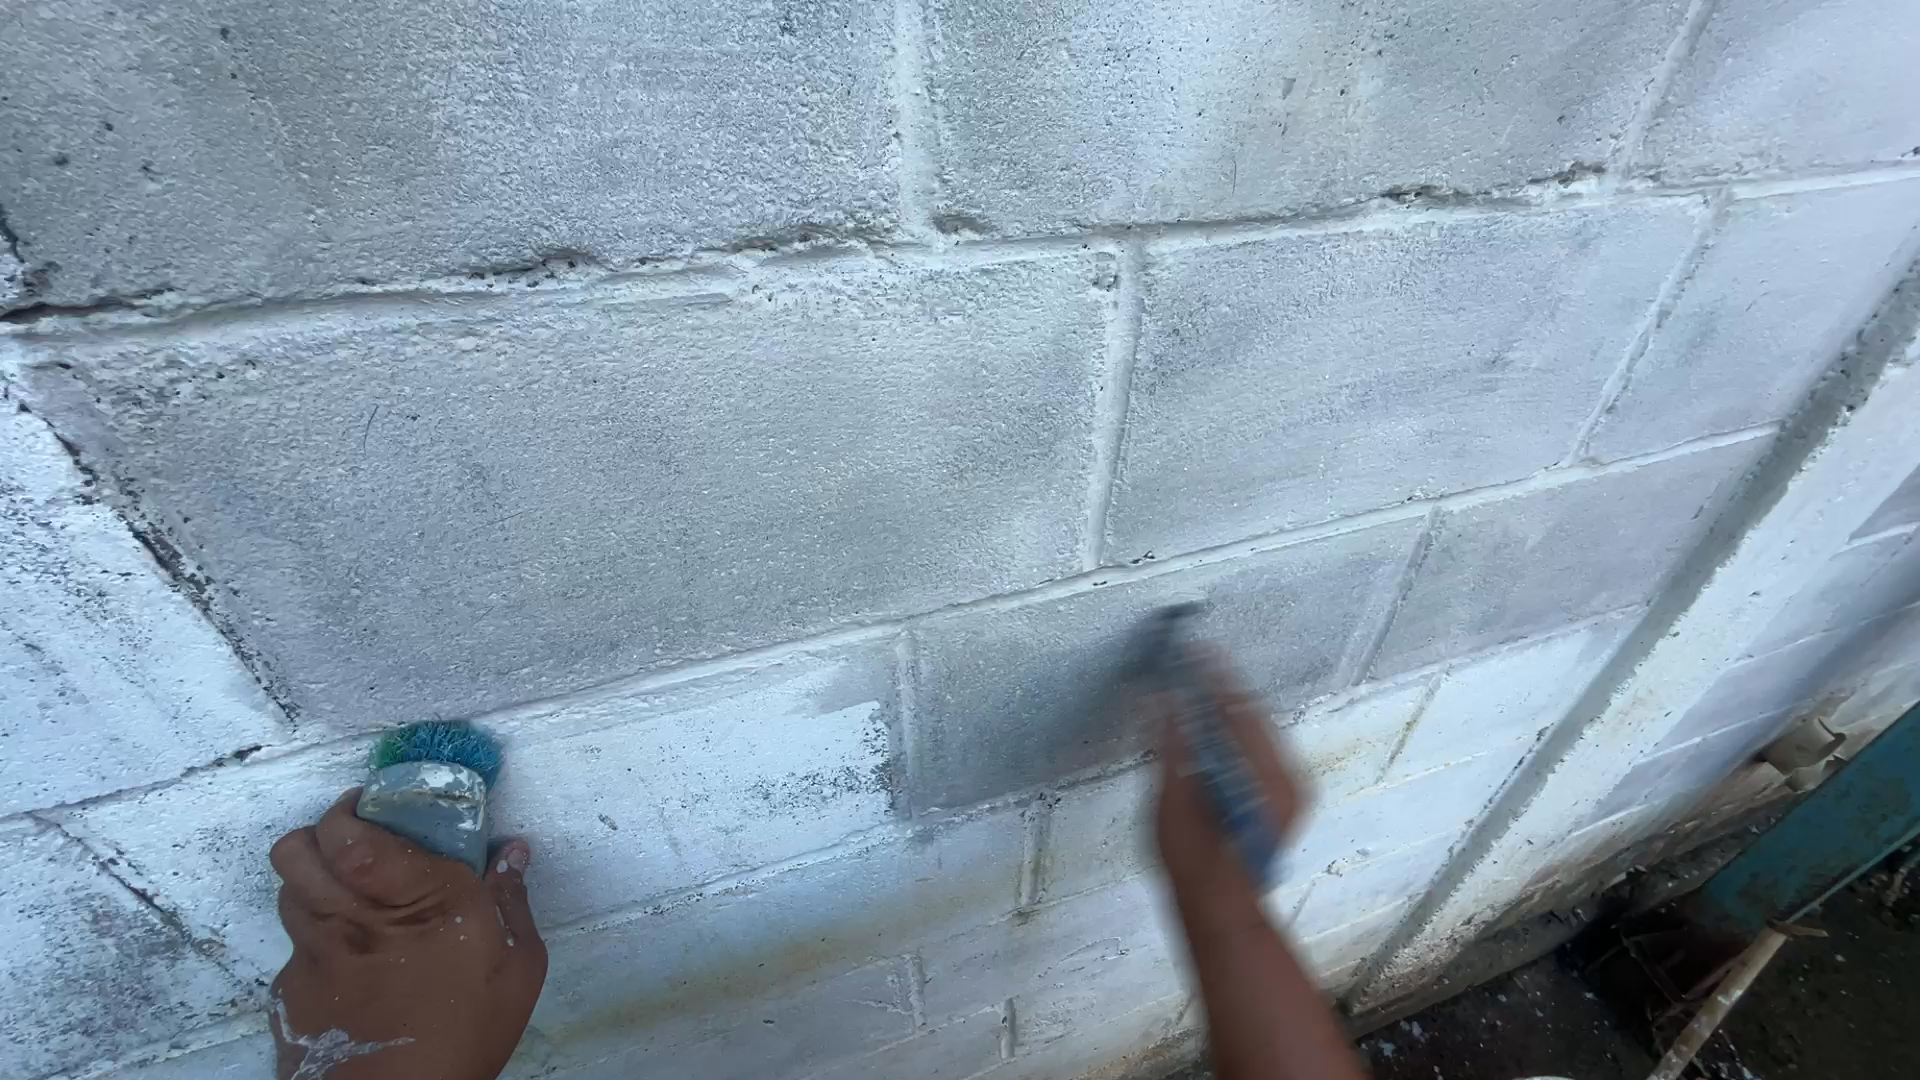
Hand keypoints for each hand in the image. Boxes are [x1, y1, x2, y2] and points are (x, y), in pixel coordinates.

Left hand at [269, 790, 547, 1079]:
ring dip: (315, 873)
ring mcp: (314, 959)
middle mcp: (355, 921)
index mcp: (420, 903)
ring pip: (289, 889)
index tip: (372, 800)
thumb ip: (512, 901)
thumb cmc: (469, 1029)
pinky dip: (318, 928)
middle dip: (320, 830)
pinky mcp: (290, 996)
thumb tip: (513, 852)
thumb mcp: (520, 964)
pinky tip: (352, 950)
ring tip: (354, 881)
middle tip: (358, 832)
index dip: (351, 811)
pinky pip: (296, 941)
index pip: (355, 840)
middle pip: (298, 853)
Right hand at [1152, 652, 1306, 928]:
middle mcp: (1285, 776)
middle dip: (1220, 681)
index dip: (1210, 675)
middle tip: (1195, 653)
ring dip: (1227, 700)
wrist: (1222, 907)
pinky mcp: (1283, 793)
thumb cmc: (1193, 861)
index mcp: (1261, 777)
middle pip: (1251, 712)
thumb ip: (1170, 746)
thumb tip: (1158, 698)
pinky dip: (1235, 723)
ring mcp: (1289, 785)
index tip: (1191, 647)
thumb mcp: (1173, 802)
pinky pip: (1259, 743)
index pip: (1234, 708)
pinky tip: (1214, 713)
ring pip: (1257, 726)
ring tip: (1201, 674)